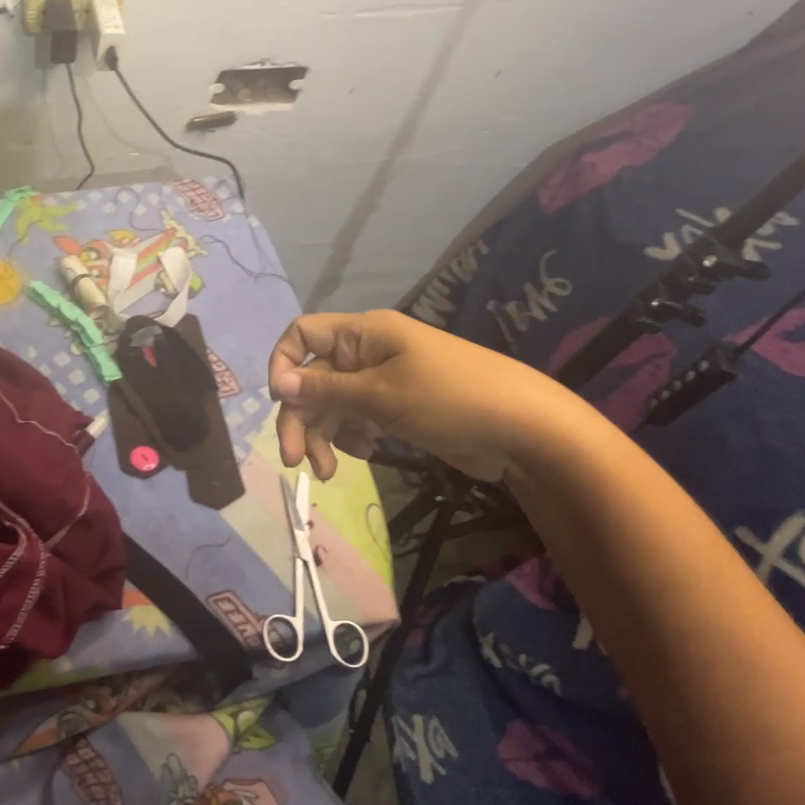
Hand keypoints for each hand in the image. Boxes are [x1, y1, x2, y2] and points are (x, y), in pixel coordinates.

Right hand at [268, 310, 593, 480]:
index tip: (283, 400)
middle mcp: (367, 353)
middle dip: (300, 417)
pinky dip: (350, 438)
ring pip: (331, 405)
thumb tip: (279, 383)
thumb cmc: (451, 399)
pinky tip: (365, 455)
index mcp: (363, 333)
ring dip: (322, 435)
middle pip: (313, 379)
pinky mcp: (396, 409)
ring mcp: (382, 382)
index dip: (284, 363)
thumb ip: (326, 389)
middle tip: (294, 459)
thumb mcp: (382, 394)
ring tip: (328, 471)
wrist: (526, 431)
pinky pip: (355, 419)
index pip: (302, 335)